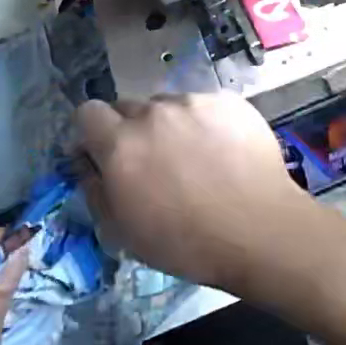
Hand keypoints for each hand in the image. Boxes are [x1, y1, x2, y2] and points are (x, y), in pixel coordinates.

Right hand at [74, 93, 320, 289]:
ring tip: (196, 158)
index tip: (106, 154)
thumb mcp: (123, 230)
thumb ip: (95, 187)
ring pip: (169, 105)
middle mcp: (154, 113)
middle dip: (132, 130)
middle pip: (129, 107)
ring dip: (171, 125)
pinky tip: (224, 151)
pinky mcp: (230, 102)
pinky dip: (206, 123)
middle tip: (155, 163)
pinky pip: (205, 106)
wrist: (260, 229)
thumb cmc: (186, 242)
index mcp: (120, 143)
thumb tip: (86, 160)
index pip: (88, 113)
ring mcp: (195, 102)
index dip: (94, 133)